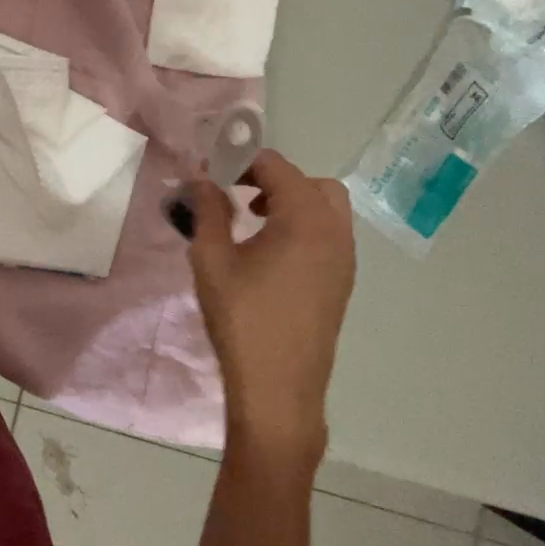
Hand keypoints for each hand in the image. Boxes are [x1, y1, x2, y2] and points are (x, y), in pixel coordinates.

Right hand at [186, 149, 355, 461]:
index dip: (240, 160)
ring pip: (325, 209)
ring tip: (247, 218)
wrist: (278, 385)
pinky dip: (300, 225)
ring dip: (289, 201)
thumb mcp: (210, 257)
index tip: (208, 171)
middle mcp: (335, 234)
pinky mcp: (340, 282)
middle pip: (312, 183)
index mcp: (306, 222)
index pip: (277, 167)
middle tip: (234, 191)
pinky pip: (327, 234)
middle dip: (272, 177)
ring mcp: (344, 261)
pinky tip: (264, 249)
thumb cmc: (241, 316)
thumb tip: (201, 177)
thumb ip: (207, 210)